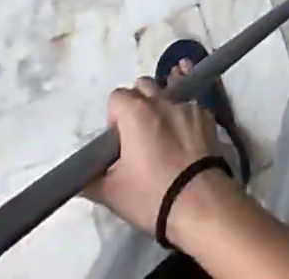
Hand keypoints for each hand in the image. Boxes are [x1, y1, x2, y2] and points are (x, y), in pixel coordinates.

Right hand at [84, 76, 229, 233]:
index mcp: (135, 113)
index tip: (117, 140)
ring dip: (162, 104)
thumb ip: (91, 179)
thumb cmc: (151, 195)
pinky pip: (191, 104)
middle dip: (137, 103)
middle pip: (144, 86)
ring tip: (162, 129)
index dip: (113, 117)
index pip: (116, 97)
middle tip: (137, 133)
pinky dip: (184, 113)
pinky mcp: (207, 116)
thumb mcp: (111, 193)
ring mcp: (188, 105)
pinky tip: (185, 132)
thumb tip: (81, 177)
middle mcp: (162, 101)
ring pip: (170, 90)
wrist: (199, 203)